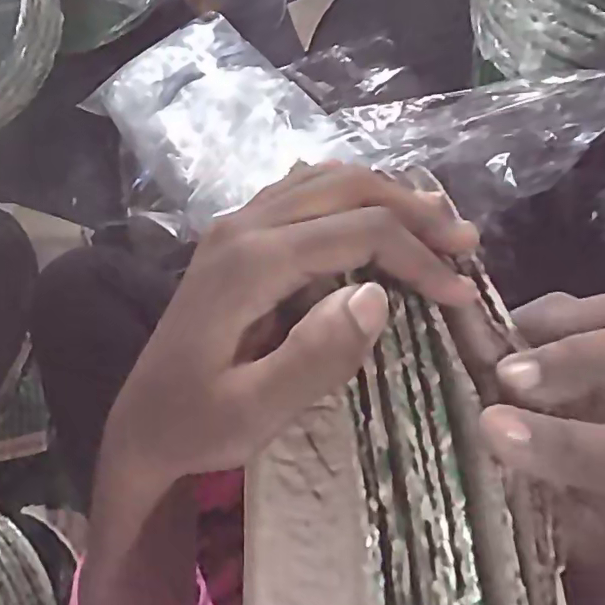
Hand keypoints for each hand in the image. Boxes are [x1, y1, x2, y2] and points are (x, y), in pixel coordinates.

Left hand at [80, 164, 479, 604]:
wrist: (141, 422)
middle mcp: (245, 224)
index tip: (460, 291)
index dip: (418, 255)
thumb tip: (380, 296)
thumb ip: (316, 356)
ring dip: (385, 194)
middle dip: (413, 211)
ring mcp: (238, 221)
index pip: (359, 232)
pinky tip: (371, 211)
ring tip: (433, 218)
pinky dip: (349, 194)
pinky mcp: (237, 232)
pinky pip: (302, 189)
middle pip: (348, 189)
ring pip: (326, 179)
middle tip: (463, 239)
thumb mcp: (256, 413)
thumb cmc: (197, 424)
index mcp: (253, 261)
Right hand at [478, 289, 604, 595]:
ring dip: (566, 322)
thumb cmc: (594, 558)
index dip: (568, 440)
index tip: (493, 428)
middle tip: (509, 373)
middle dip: (591, 353)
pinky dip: (556, 315)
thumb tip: (479, 422)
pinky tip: (516, 336)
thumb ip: (532, 486)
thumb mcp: (565, 548)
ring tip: (505, 347)